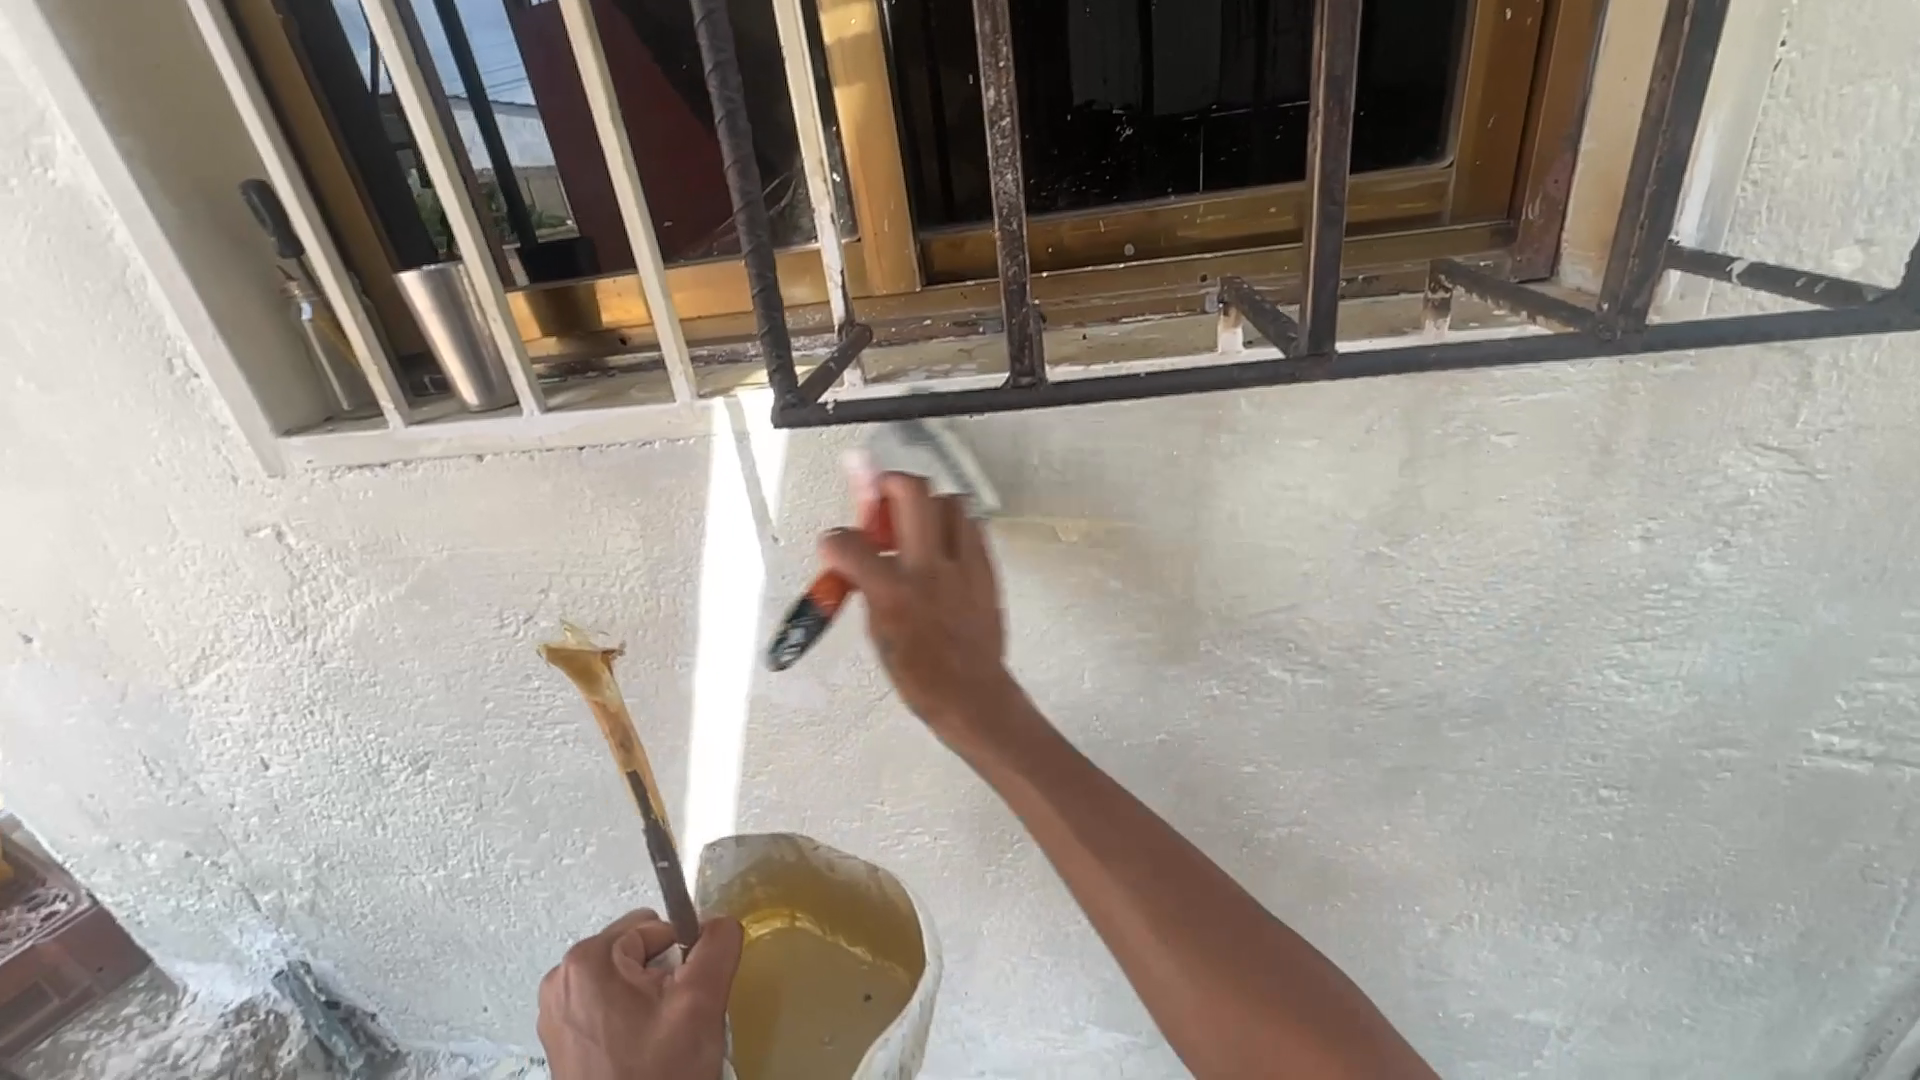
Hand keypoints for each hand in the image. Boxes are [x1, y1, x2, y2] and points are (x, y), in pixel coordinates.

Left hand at [537, 909, 743, 1079]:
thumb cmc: (659, 1074)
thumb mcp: (701, 1001)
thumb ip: (718, 944)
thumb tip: (719, 921)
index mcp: (588, 960)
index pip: (656, 928)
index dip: (681, 958)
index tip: (684, 997)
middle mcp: (562, 979)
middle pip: (638, 950)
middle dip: (664, 977)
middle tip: (672, 1021)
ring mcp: (556, 1012)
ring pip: (626, 979)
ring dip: (649, 1000)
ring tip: (657, 1040)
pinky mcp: (560, 1040)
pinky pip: (608, 1005)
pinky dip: (630, 1020)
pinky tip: (640, 1053)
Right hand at [820, 472, 1019, 743]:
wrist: (972, 694)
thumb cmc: (918, 674)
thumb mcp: (878, 631)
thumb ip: (869, 585)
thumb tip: (858, 553)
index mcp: (892, 593)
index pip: (850, 544)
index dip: (835, 540)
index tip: (836, 543)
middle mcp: (928, 569)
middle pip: (912, 491)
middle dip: (889, 483)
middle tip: (881, 498)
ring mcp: (963, 565)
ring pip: (950, 500)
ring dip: (929, 505)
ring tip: (919, 526)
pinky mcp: (987, 569)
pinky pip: (974, 525)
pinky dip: (955, 527)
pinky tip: (945, 547)